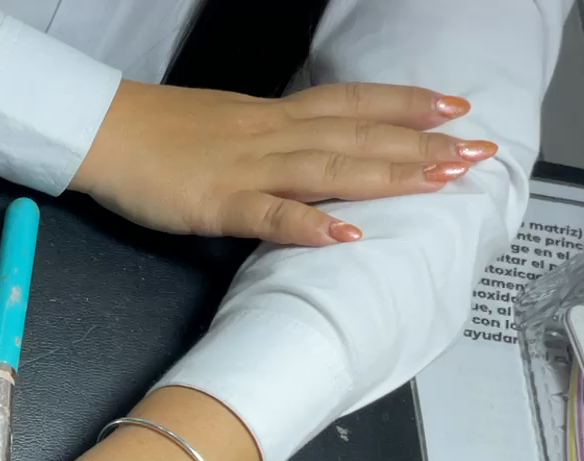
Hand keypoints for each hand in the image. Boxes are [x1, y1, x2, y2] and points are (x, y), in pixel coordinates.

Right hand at [71, 80, 494, 245]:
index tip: (453, 108)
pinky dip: (310, 223)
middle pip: (356, 136)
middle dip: (420, 143)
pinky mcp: (217, 204)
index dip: (404, 105)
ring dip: (388, 175)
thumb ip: (255, 142)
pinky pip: (271, 214)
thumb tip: (281, 159)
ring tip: (440, 182)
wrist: (107, 134)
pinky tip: (346, 234)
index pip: (350, 105)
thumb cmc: (154, 134)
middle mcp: (270, 137)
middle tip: (475, 154)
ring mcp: (247, 170)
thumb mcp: (216, 129)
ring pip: (329, 168)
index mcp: (268, 118)